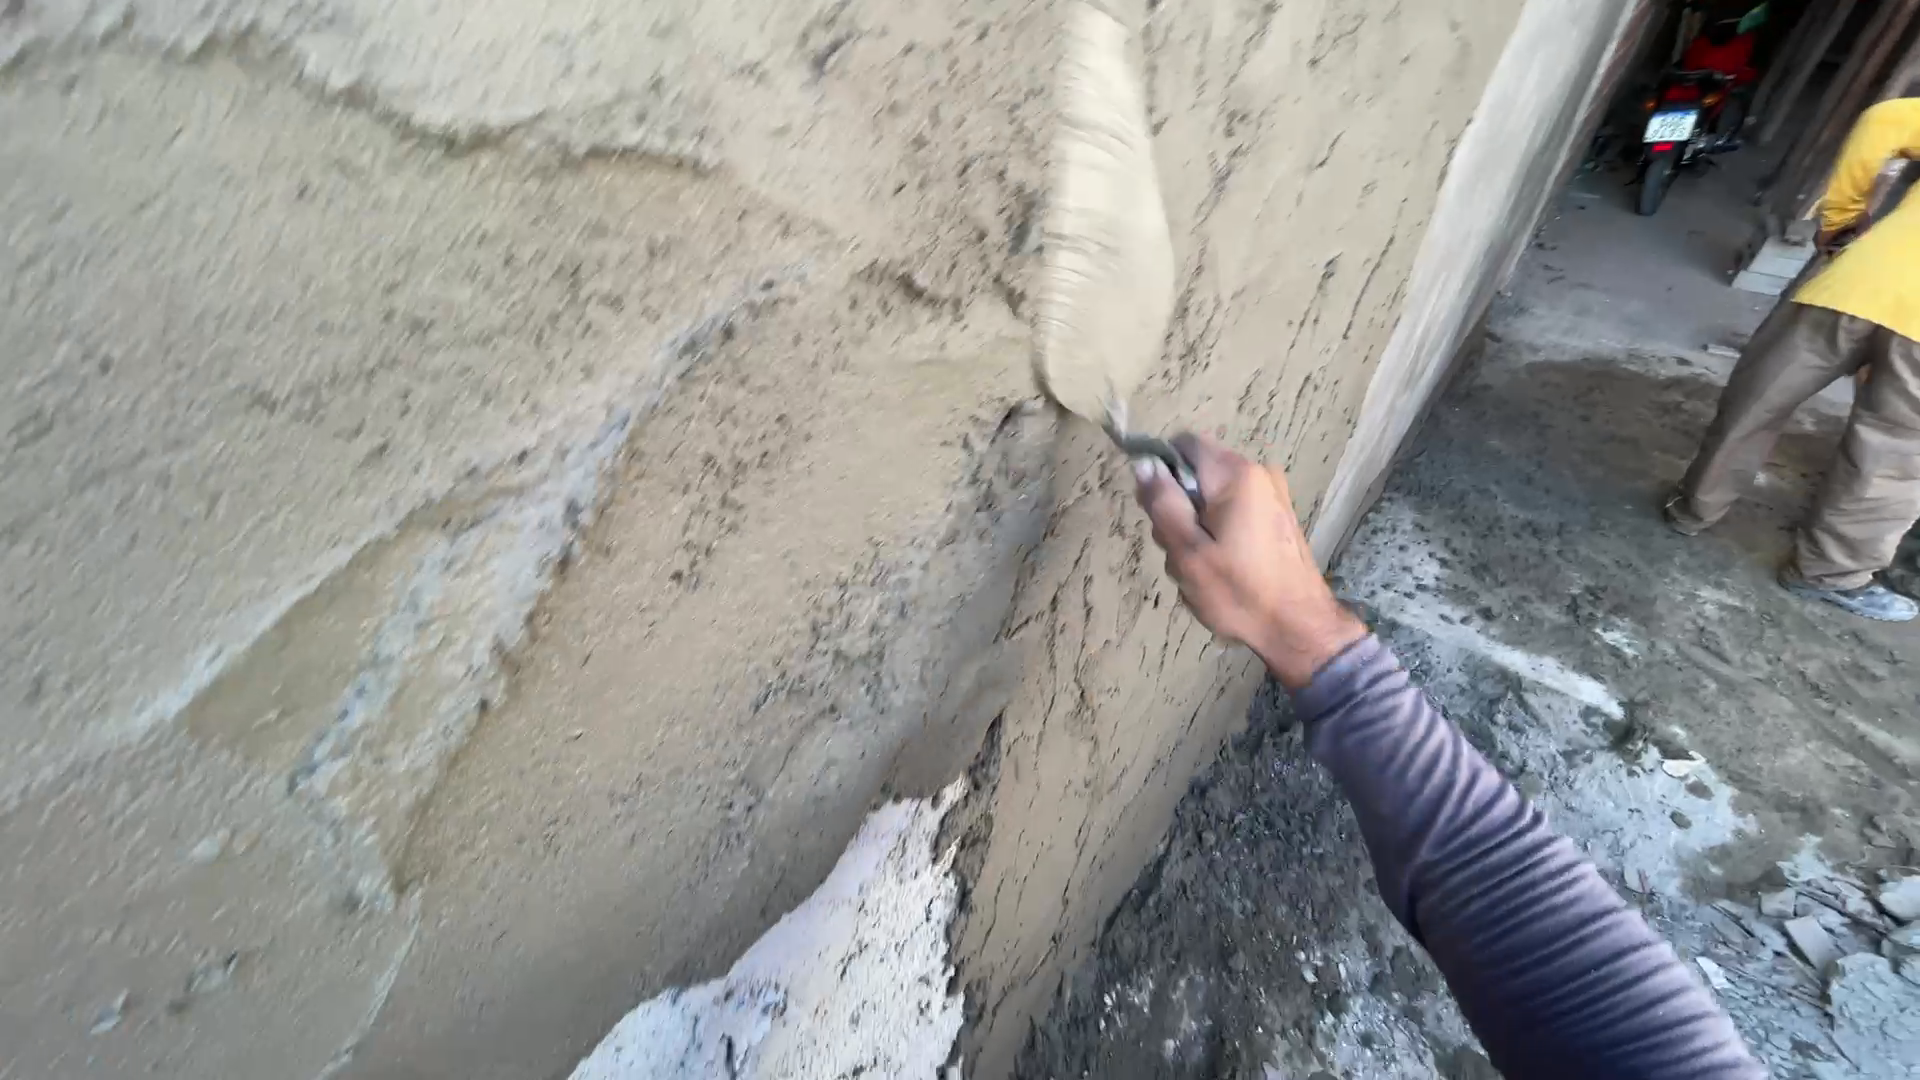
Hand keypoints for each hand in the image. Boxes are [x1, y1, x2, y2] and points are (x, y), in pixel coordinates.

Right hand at [1133, 433, 1366, 688]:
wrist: (1299, 628)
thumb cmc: (1239, 591)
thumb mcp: (1187, 550)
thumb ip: (1162, 503)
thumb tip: (1143, 465)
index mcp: (1235, 475)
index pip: (1183, 444)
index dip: (1160, 469)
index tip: (1155, 508)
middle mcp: (1257, 474)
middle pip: (1195, 474)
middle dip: (1177, 508)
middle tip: (1180, 551)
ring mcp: (1270, 496)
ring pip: (1209, 498)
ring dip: (1194, 528)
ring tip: (1200, 568)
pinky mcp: (1274, 518)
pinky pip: (1230, 514)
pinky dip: (1216, 535)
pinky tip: (1220, 568)